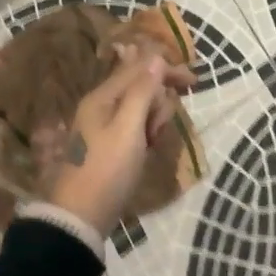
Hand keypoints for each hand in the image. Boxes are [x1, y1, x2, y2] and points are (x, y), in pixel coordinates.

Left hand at [37, 53, 192, 228]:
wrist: (81, 219)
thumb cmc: (107, 170)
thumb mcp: (128, 128)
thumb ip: (143, 91)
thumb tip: (155, 57)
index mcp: (102, 97)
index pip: (140, 68)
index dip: (167, 71)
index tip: (193, 83)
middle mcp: (102, 105)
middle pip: (142, 86)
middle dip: (158, 102)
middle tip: (157, 128)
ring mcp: (105, 124)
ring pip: (142, 106)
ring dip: (154, 118)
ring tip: (151, 141)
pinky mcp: (111, 142)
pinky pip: (136, 124)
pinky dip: (146, 131)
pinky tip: (148, 146)